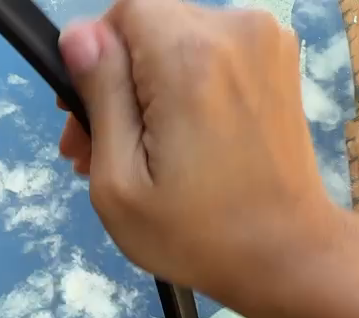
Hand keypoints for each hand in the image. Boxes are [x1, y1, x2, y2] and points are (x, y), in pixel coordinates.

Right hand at [57, 0, 344, 308]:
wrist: (282, 251)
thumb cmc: (189, 233)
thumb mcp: (119, 180)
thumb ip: (101, 97)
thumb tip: (76, 34)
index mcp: (188, 58)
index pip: (123, 12)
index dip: (92, 58)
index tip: (81, 119)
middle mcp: (233, 28)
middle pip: (150, 25)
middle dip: (114, 78)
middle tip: (93, 151)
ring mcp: (265, 39)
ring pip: (178, 40)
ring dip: (145, 87)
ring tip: (132, 154)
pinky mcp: (277, 59)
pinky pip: (210, 54)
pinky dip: (181, 88)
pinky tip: (172, 141)